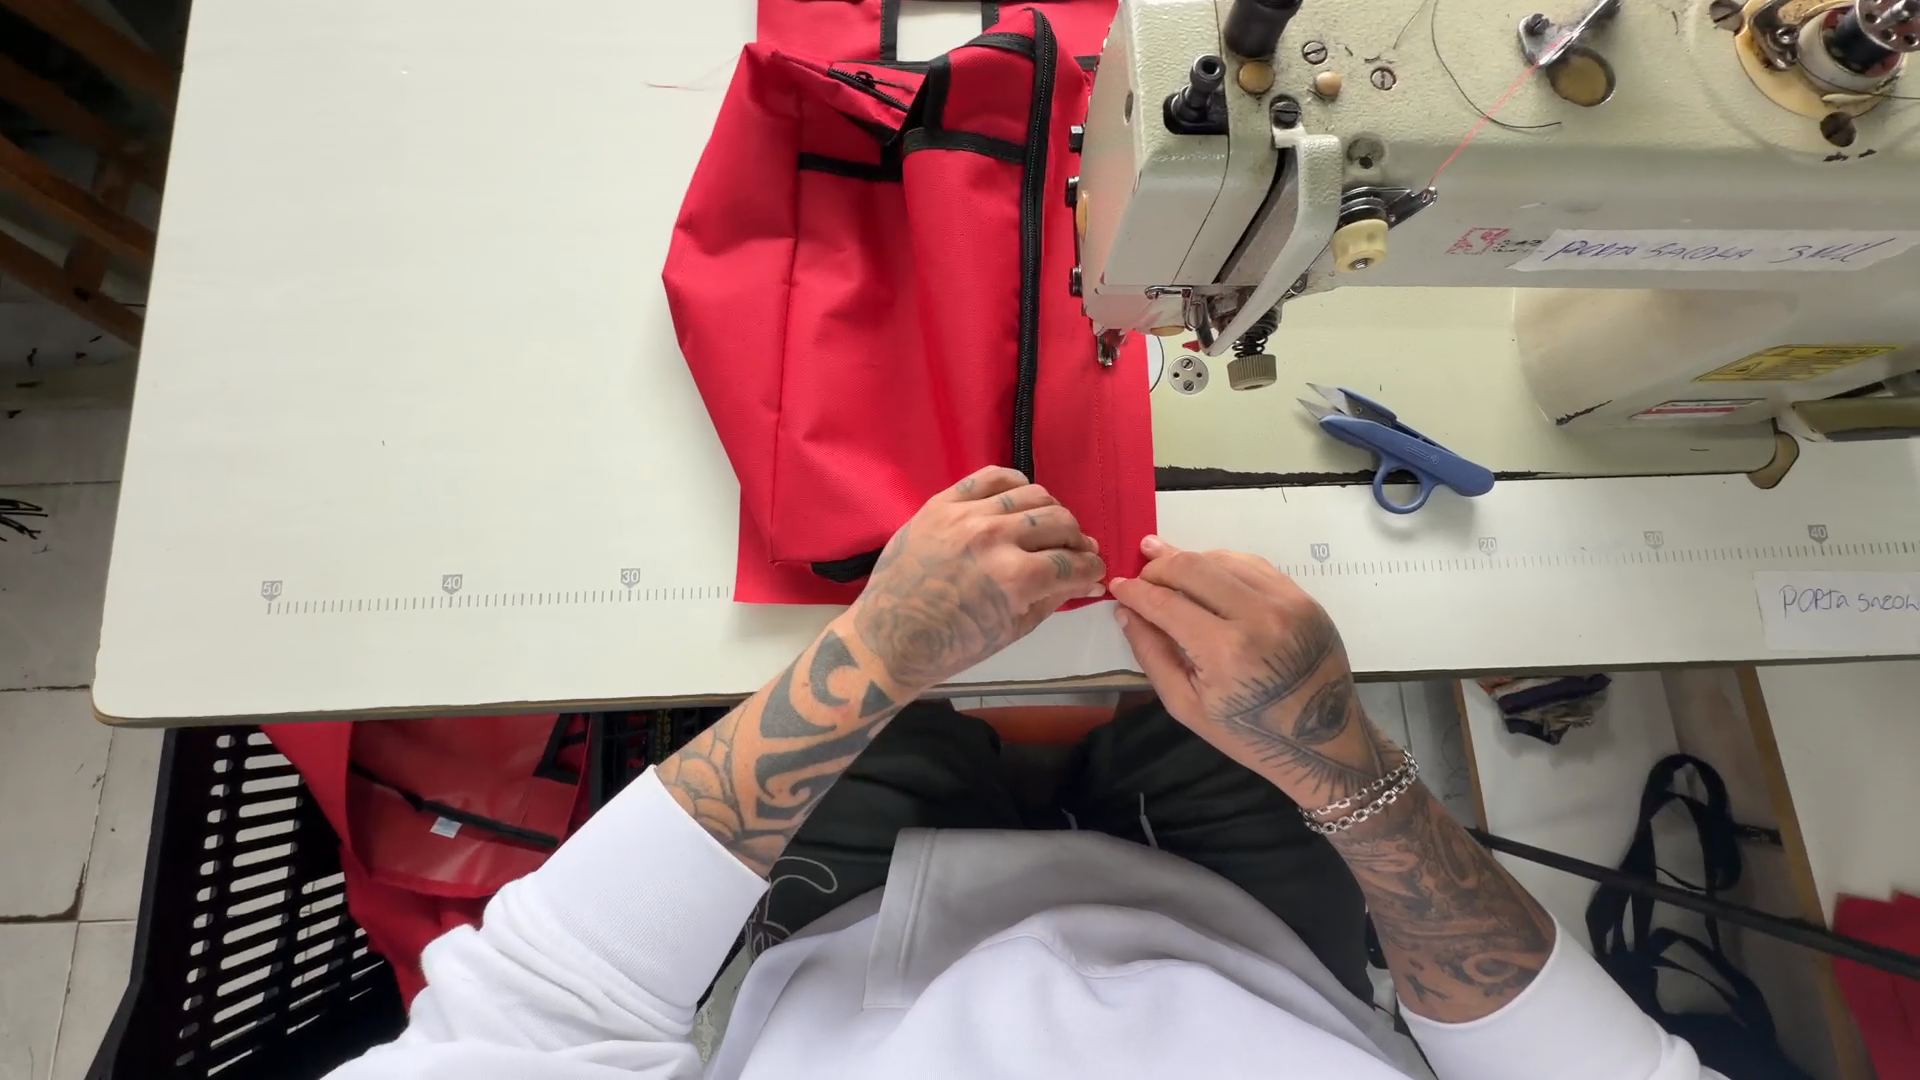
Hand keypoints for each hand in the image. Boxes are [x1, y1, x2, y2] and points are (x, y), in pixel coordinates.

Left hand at [849, 466, 1106, 693]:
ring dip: (1052, 512)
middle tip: (1076, 551)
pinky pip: (991, 477)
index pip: (1073, 563)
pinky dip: (1015, 484)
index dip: (1092, 569)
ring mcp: (966, 515)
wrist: (891, 636)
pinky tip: (1022, 499)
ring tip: (1050, 527)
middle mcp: (994, 538)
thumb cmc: (953, 645)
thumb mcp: (1013, 629)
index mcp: (1015, 578)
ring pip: (1032, 495)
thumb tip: (1088, 579)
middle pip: (1059, 522)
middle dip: (1077, 540)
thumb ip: (1054, 597)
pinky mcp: (942, 503)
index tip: (1094, 570)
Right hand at [1108, 537, 1393, 807]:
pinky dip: (1221, 562)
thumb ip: (1151, 653)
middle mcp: (1258, 616)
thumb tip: (1125, 611)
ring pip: (1222, 558)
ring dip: (1188, 560)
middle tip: (1140, 575)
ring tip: (1163, 562)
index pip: (1165, 602)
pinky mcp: (1304, 598)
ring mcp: (1287, 603)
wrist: (1324, 743)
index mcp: (1225, 651)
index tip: (1117, 586)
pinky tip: (1204, 571)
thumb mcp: (1185, 705)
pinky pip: (1253, 565)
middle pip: (1192, 567)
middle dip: (1158, 568)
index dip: (1135, 591)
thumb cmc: (1247, 733)